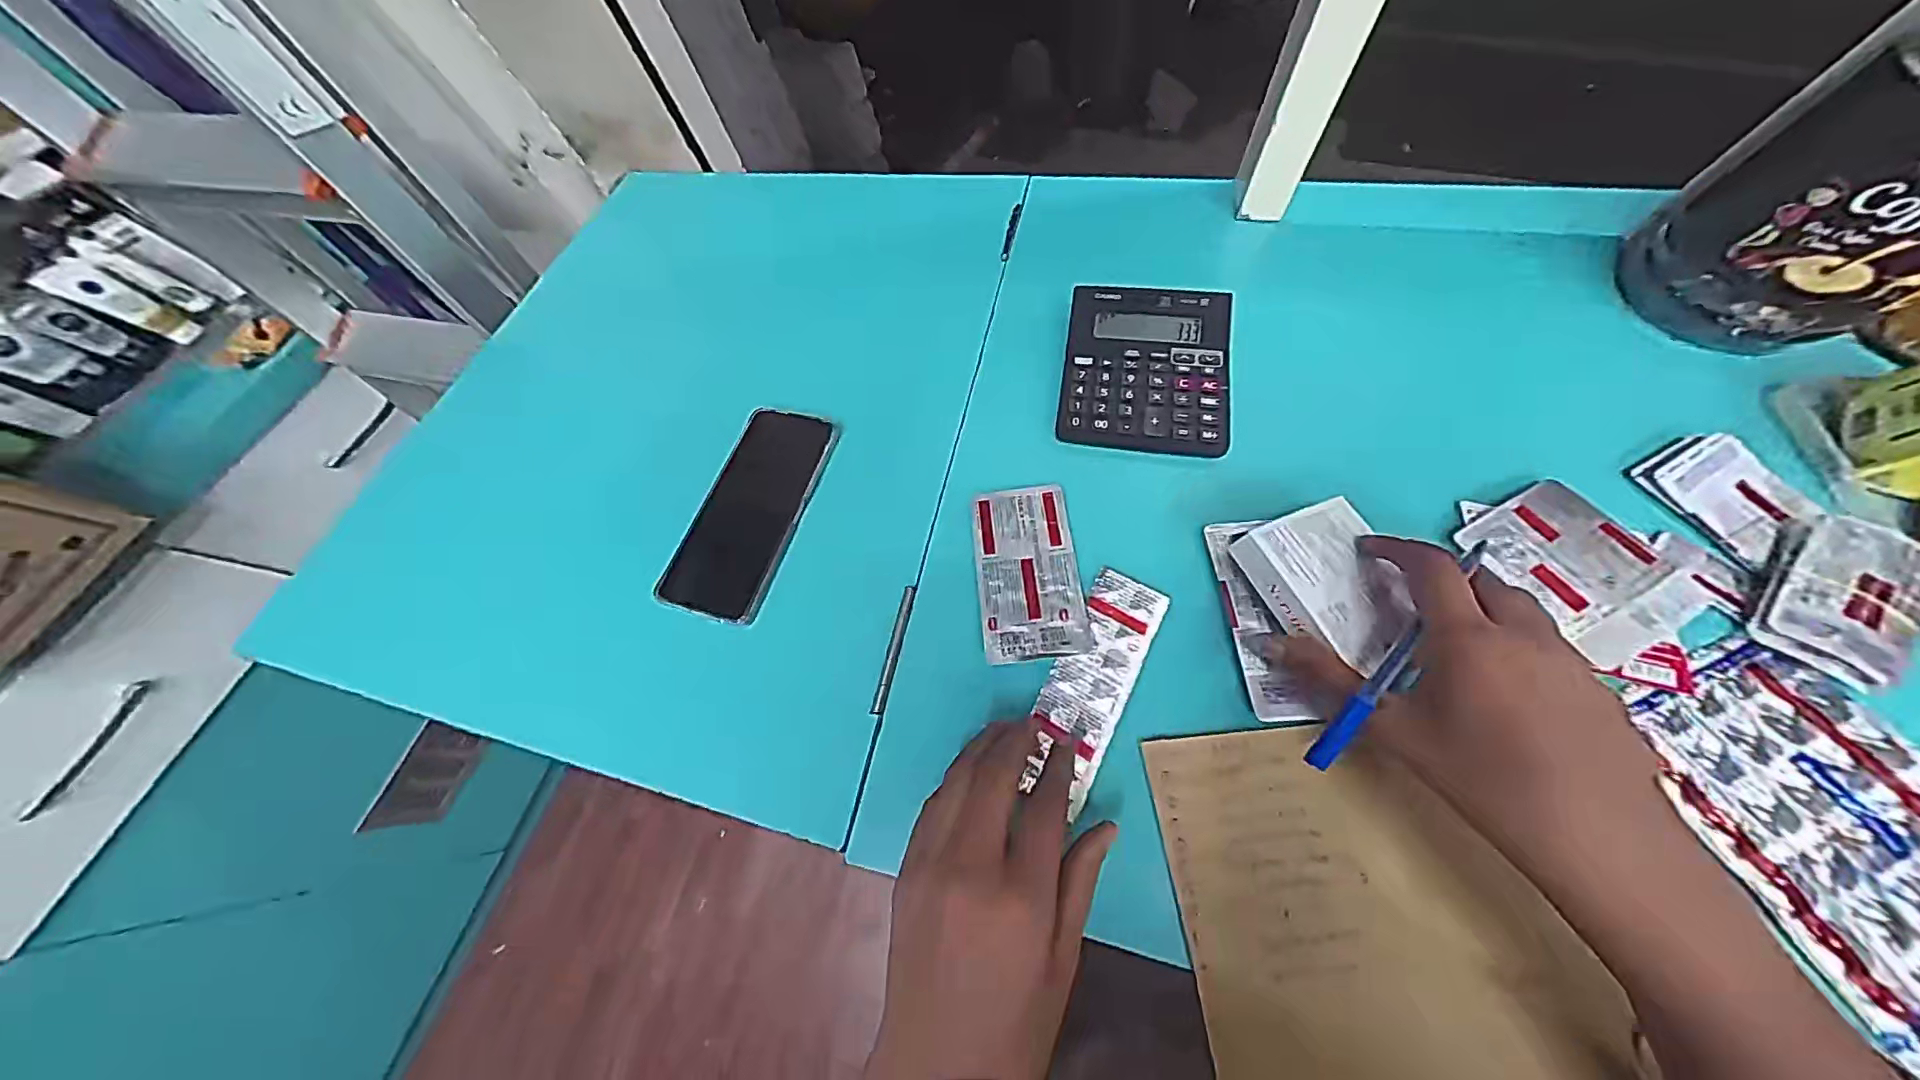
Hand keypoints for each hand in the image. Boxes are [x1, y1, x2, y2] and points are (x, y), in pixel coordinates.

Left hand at [864, 718, 1117, 1079]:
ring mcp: (931, 863)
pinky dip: (955, 779)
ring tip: (1005, 732)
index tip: (1069, 741)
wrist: (934, 1063)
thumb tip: (1105, 825)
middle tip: (1035, 723)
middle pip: (994, 778)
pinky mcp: (907, 868)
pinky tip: (971, 771)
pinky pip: (933, 806)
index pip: (1045, 805)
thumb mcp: (1063, 959)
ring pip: (957, 782)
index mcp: (1021, 895)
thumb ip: (1080, 882)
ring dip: (981, 749)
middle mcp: (972, 866)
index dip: (1059, 765)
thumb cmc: (1015, 1021)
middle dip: (1016, 740)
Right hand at [1272, 536, 1891, 1079]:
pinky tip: (1504, 693)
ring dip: (1481, 606)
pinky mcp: (1598, 688)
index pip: (1430, 567)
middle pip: (1480, 578)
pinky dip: (1514, 643)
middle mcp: (1521, 634)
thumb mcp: (1394, 731)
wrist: (1602, 840)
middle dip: (1440, 576)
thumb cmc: (1482, 778)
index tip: (1368, 550)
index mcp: (1467, 637)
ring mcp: (1568, 659)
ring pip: (1520, 609)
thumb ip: (1331, 683)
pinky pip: (1547, 645)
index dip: (1395, 549)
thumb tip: (1274, 645)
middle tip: (1408, 598)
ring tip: (1453, 643)